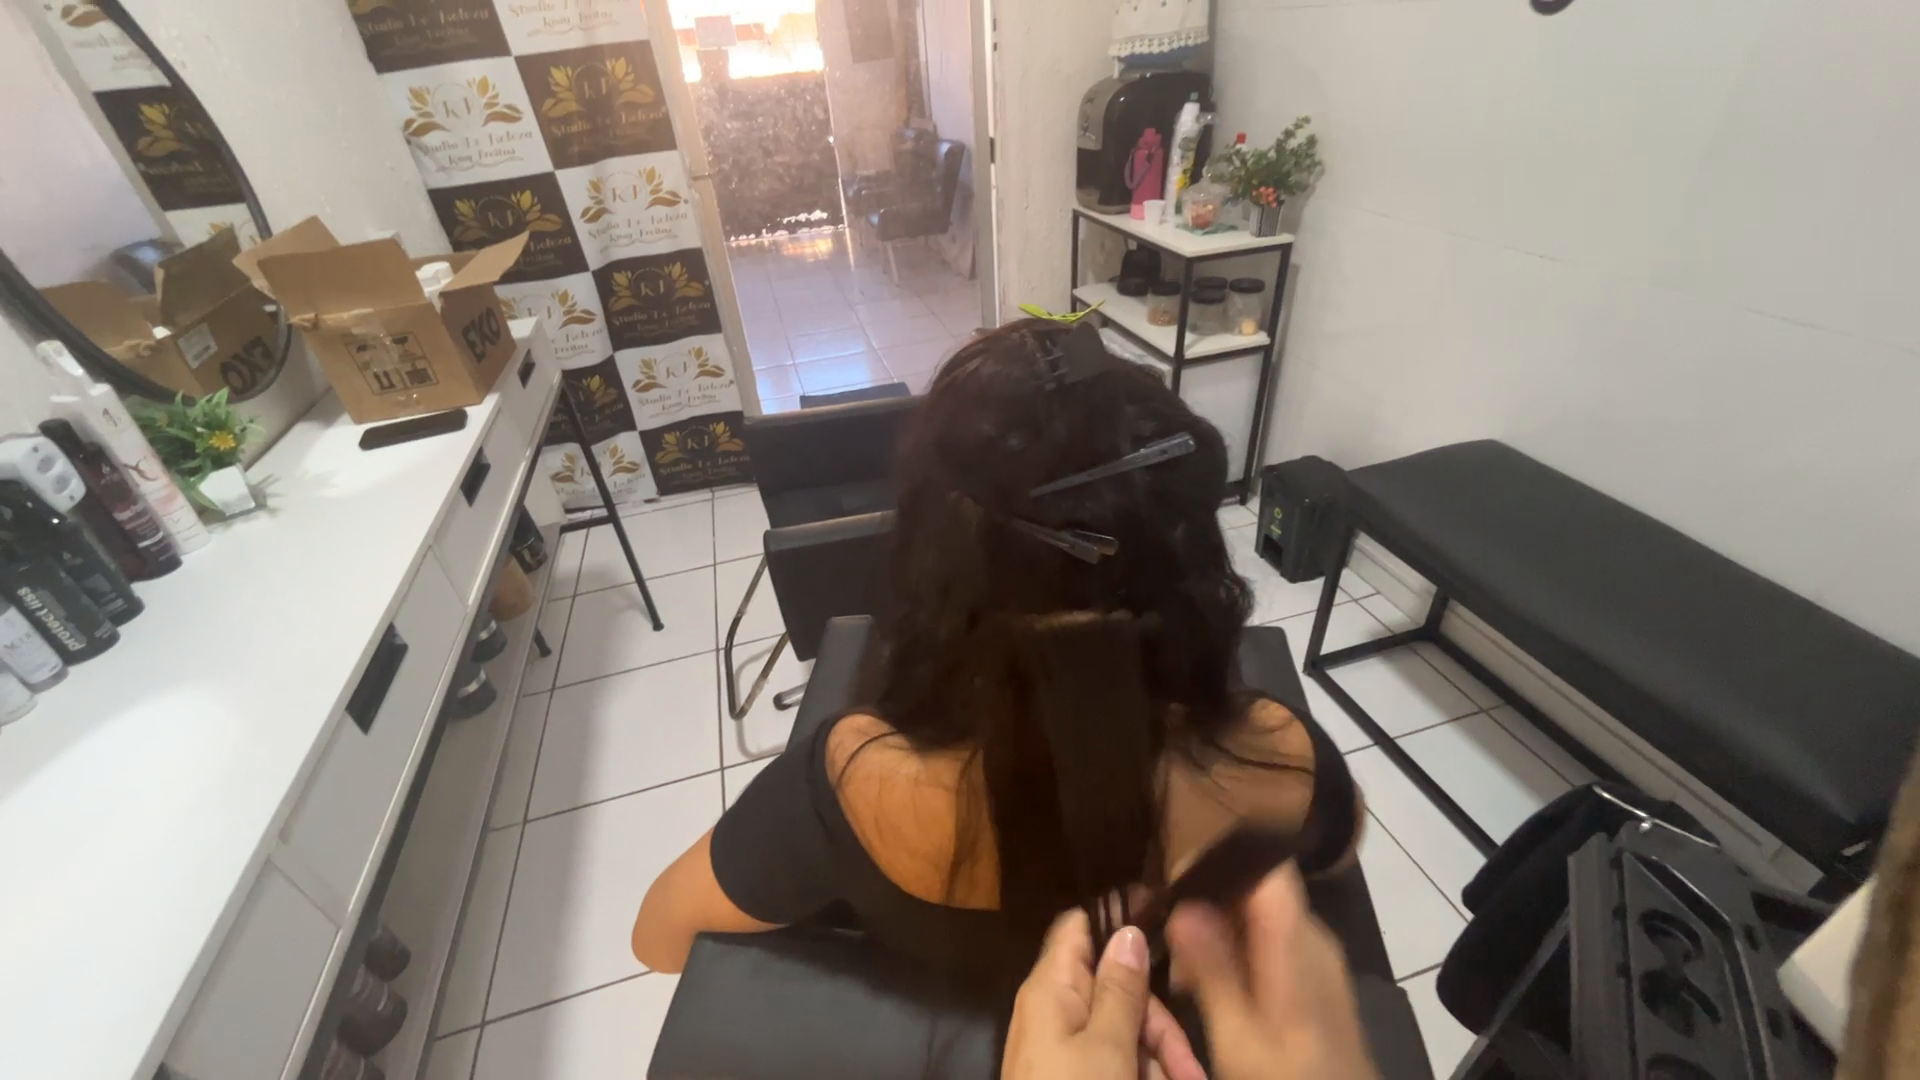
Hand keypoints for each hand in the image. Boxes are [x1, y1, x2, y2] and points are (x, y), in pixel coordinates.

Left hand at [1003, 910, 1205, 1079]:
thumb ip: (1120, 990)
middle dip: (1156, 1023)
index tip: (1166, 926)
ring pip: (1122, 1032)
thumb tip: (1129, 930)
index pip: (1079, 928)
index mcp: (1051, 989)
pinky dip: (1141, 1076)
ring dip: (1157, 1061)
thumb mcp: (1106, 1051)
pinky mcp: (1077, 1079)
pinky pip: (1115, 1064)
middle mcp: (1055, 1011)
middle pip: (1114, 987)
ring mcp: (1065, 1051)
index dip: (1118, 920)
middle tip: (1190, 1069)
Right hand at [1168, 864, 1378, 1079]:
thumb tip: (1182, 906)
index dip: (1220, 860)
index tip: (1175, 881)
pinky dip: (1235, 953)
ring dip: (1216, 932)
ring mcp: (1317, 959)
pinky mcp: (1315, 979)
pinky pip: (1269, 941)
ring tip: (1183, 976)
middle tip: (1167, 942)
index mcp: (1297, 945)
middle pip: (1255, 890)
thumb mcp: (1240, 1042)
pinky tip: (1211, 992)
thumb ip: (1213, 971)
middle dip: (1206, 904)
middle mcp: (1312, 939)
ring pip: (1258, 916)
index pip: (1266, 867)